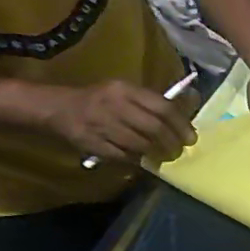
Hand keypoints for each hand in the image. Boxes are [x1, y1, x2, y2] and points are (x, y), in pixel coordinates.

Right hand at [35, 79, 194, 163]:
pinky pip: (122, 156)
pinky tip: (143, 160)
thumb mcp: (124, 93)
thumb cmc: (100, 101)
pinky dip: (136, 160)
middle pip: (154, 128)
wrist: (58, 108)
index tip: (190, 138)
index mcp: (125, 90)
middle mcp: (114, 105)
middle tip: (179, 151)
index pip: (162, 107)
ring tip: (164, 156)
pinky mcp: (92, 143)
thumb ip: (150, 104)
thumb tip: (185, 119)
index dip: (181, 125)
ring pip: (140, 144)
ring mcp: (102, 125)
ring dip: (156, 153)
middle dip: (172, 143)